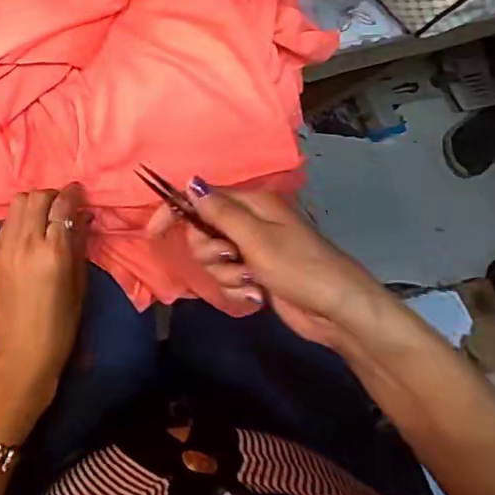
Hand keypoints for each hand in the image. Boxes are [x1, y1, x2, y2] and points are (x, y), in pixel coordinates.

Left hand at [0, 184, 86, 443]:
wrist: (21, 350)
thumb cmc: (61, 323)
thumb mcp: (79, 283)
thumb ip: (79, 243)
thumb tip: (82, 216)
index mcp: (53, 251)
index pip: (61, 205)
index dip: (72, 193)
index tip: (79, 192)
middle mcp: (25, 242)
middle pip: (36, 197)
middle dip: (52, 195)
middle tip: (62, 205)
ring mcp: (3, 246)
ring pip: (17, 204)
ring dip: (33, 203)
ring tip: (44, 216)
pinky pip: (6, 223)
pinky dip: (20, 220)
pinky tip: (29, 234)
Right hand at [148, 182, 394, 349]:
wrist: (340, 312)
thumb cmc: (301, 268)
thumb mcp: (257, 239)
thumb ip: (219, 212)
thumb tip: (190, 182)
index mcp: (252, 204)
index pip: (201, 198)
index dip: (175, 212)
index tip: (154, 232)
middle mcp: (249, 222)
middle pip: (202, 230)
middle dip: (207, 250)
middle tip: (230, 259)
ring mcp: (252, 249)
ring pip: (212, 257)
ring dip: (223, 272)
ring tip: (250, 280)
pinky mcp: (255, 273)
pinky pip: (226, 275)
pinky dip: (235, 286)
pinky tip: (256, 293)